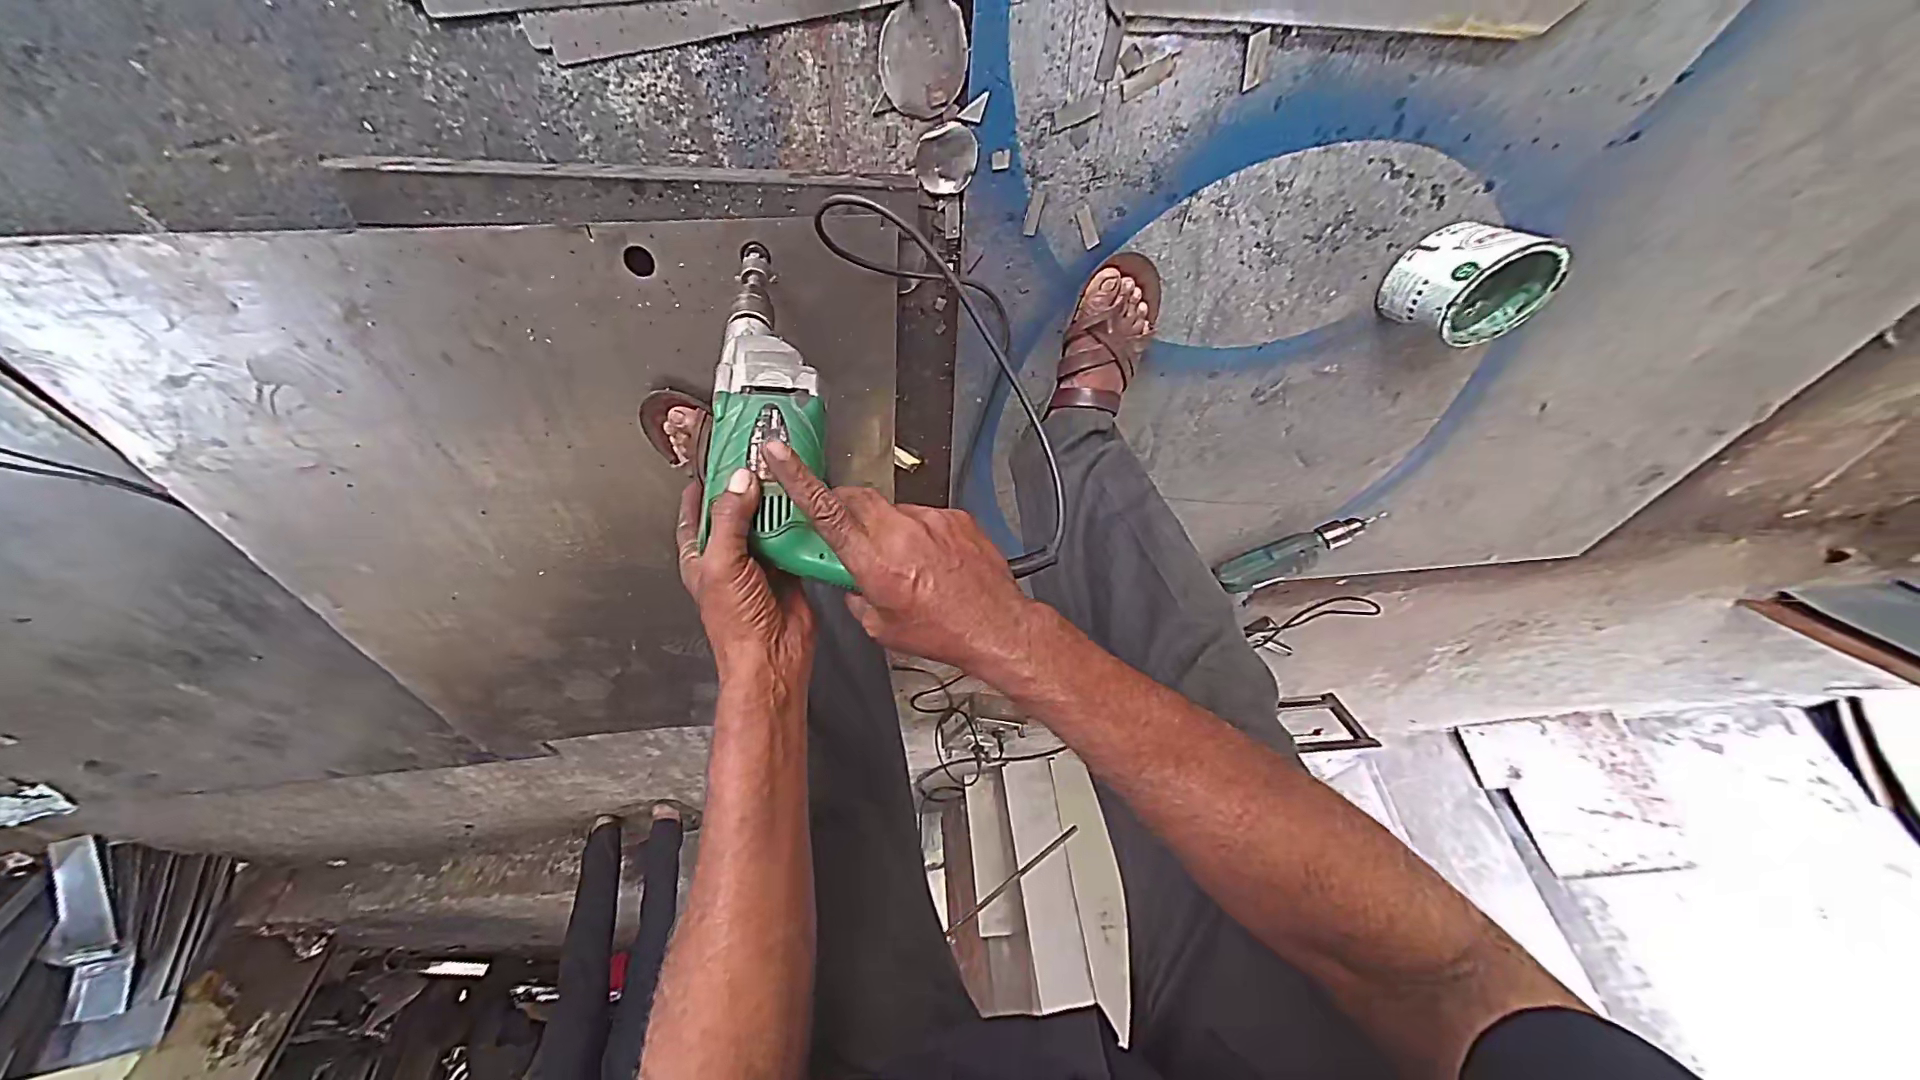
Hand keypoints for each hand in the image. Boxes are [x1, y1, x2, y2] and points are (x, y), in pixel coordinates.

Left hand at [676, 469, 814, 690]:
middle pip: (736, 513)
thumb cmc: (736, 624)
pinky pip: (793, 540)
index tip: (719, 458)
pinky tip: (804, 510)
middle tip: (760, 462)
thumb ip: (730, 520)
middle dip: (747, 489)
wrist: (772, 656)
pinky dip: (799, 526)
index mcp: (702, 556)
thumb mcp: (723, 564)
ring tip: (783, 479)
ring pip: (767, 524)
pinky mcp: (788, 569)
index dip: (704, 485)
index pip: (697, 511)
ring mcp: (759, 563)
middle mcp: (730, 557)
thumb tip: (741, 482)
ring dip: (776, 506)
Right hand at [761, 440, 1037, 672]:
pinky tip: (934, 559)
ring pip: (892, 509)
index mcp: (876, 563)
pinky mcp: (955, 517)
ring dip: (889, 527)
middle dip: (845, 507)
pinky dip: (921, 533)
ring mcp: (932, 522)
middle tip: (850, 532)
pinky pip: (925, 516)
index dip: (796, 477)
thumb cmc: (946, 632)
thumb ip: (857, 597)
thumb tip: (852, 585)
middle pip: (856, 497)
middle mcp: (902, 535)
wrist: (997, 626)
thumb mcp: (883, 628)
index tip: (779, 455)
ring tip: (908, 561)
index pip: (825, 511)